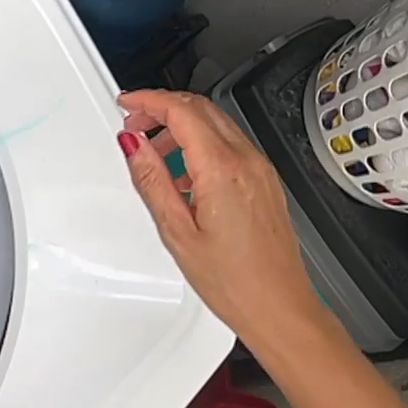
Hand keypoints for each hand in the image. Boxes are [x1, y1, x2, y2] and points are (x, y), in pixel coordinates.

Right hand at [118, 89, 327, 349]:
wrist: (279, 308)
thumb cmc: (236, 282)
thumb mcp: (177, 232)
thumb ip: (151, 180)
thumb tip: (133, 145)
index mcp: (222, 169)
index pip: (180, 111)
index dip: (148, 99)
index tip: (127, 102)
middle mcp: (247, 161)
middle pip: (199, 107)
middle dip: (162, 107)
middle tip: (134, 121)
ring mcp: (260, 168)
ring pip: (216, 122)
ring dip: (181, 123)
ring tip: (154, 150)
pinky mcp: (265, 179)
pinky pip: (230, 143)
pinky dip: (201, 141)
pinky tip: (184, 170)